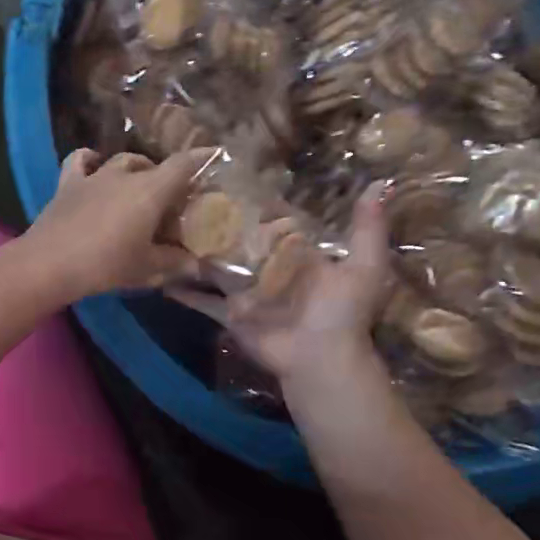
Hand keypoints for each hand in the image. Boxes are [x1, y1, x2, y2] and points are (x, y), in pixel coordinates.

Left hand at [17, 148, 214, 301]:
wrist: (47, 264)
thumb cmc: (103, 265)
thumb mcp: (145, 267)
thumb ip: (173, 261)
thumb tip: (194, 263)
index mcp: (151, 190)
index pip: (185, 164)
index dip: (201, 158)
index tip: (213, 156)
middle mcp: (123, 176)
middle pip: (151, 165)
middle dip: (163, 175)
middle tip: (167, 197)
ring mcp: (92, 178)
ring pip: (119, 161)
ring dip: (132, 167)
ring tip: (136, 182)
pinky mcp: (65, 186)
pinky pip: (77, 161)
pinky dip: (88, 158)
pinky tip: (93, 164)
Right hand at [169, 181, 392, 384]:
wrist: (317, 355)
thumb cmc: (341, 310)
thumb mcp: (364, 266)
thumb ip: (367, 228)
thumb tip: (379, 183)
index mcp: (299, 256)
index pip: (277, 225)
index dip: (260, 207)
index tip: (235, 185)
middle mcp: (269, 271)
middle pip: (240, 245)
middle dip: (219, 229)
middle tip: (188, 207)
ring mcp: (245, 292)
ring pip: (216, 269)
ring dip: (196, 257)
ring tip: (166, 237)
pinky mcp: (228, 312)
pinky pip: (201, 301)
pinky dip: (182, 294)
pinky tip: (159, 280)